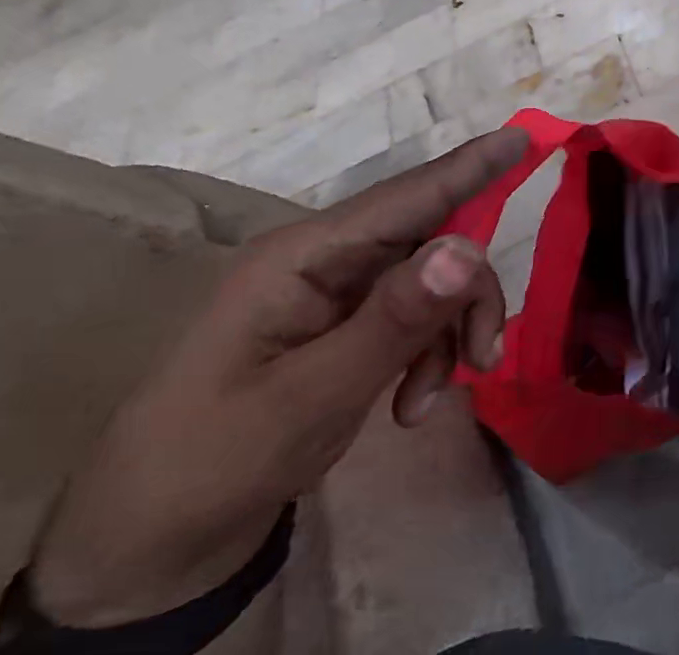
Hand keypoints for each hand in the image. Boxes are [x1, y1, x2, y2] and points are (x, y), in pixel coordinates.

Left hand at [27, 127, 528, 626]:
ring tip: (433, 399)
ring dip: (453, 334)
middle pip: (433, 244)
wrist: (158, 540)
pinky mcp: (351, 324)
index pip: (403, 199)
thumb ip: (393, 321)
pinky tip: (412, 406)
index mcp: (300, 258)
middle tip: (485, 355)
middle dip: (468, 295)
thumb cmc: (213, 462)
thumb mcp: (309, 398)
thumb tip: (465, 249)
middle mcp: (326, 261)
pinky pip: (422, 317)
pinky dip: (433, 356)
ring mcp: (339, 293)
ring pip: (437, 282)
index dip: (467, 168)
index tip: (520, 137)